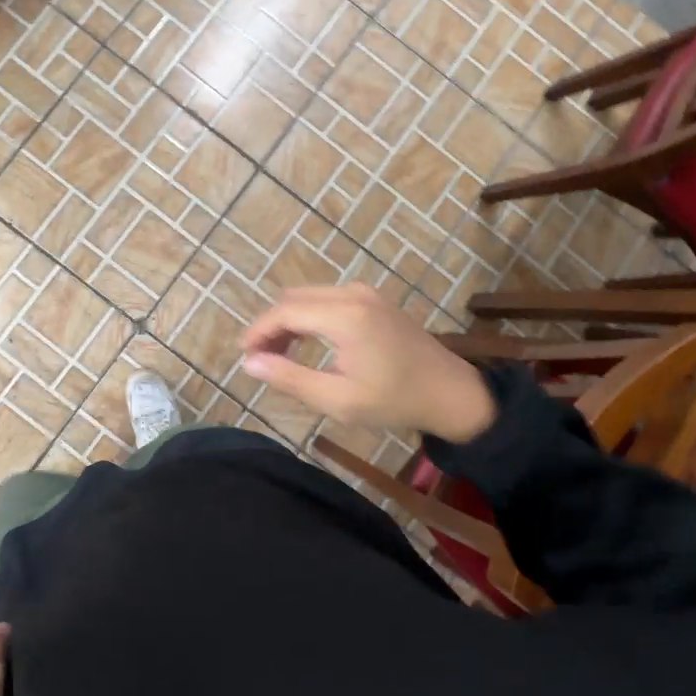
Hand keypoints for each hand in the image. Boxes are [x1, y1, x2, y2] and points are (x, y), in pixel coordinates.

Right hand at [239, 284, 497, 441]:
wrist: (452, 394)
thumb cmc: (395, 401)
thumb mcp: (338, 400)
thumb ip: (289, 378)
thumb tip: (248, 363)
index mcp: (345, 316)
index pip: (285, 312)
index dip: (258, 331)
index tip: (242, 356)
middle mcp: (353, 294)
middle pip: (293, 298)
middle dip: (271, 325)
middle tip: (259, 359)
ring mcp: (365, 293)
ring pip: (309, 297)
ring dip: (289, 320)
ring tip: (279, 355)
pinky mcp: (373, 299)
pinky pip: (327, 299)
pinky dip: (308, 316)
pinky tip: (306, 344)